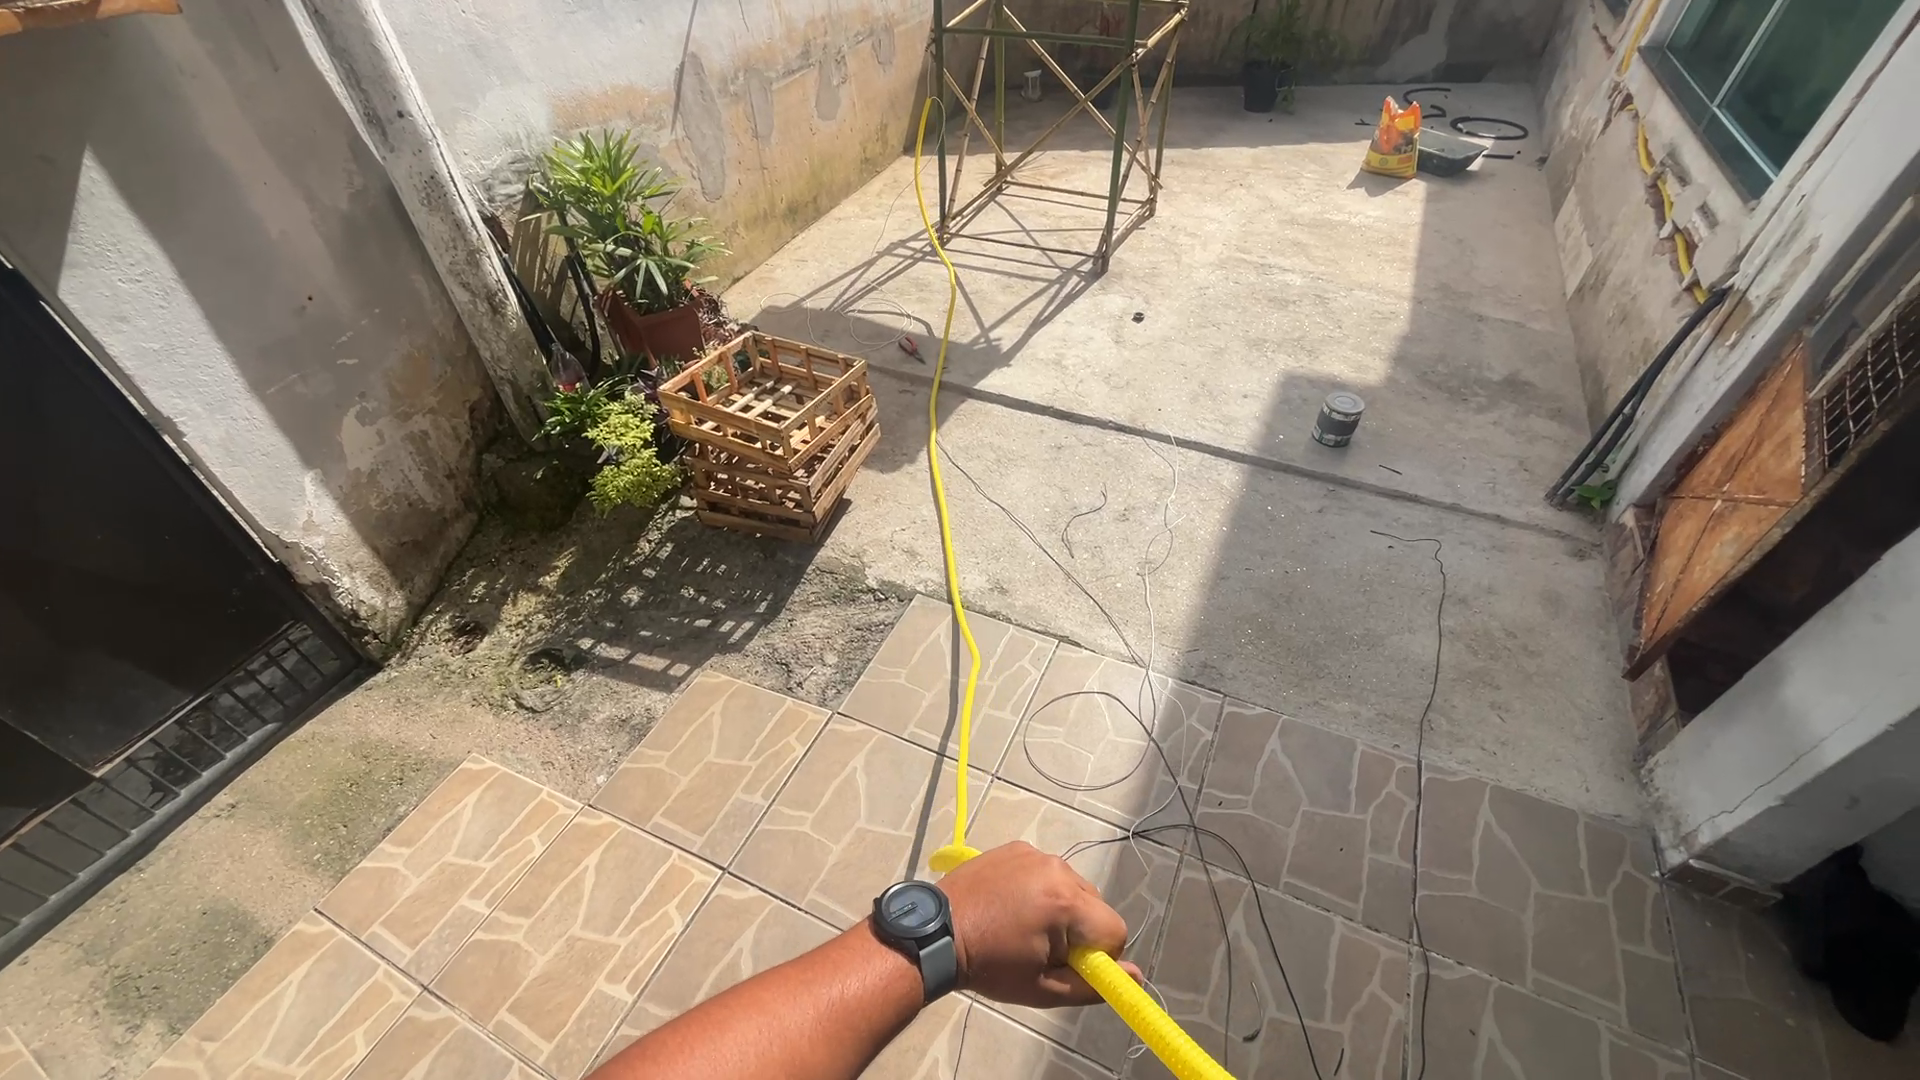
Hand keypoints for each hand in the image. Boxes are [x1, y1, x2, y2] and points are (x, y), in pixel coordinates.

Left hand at [937, 841, 1141, 1007]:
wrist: (938, 930)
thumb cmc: (991, 964)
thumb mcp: (1044, 989)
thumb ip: (1093, 985)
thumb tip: (1135, 977)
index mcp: (1067, 902)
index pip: (1115, 929)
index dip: (1099, 956)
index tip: (1067, 965)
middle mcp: (1057, 868)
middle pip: (1095, 905)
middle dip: (1080, 930)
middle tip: (1043, 949)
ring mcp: (1035, 853)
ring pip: (1072, 887)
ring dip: (1061, 907)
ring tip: (1024, 926)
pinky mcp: (1016, 847)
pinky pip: (1046, 871)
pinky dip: (1040, 888)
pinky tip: (1012, 904)